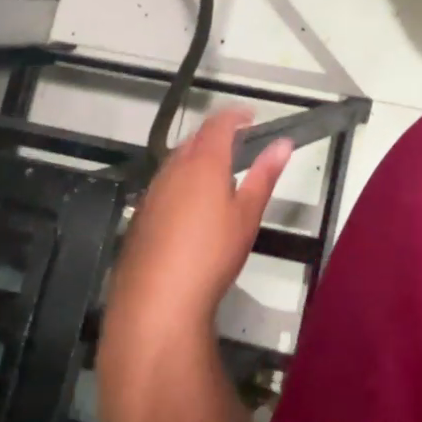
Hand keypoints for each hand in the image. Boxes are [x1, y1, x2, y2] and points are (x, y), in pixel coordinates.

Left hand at [107, 110, 294, 332]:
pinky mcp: (138, 220)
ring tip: (217, 173)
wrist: (155, 306)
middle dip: (215, 134)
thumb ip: (264, 174)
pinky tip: (190, 207)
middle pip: (193, 140)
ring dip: (195, 157)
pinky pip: (162, 186)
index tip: (251, 117)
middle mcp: (173, 172)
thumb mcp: (247, 214)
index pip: (218, 124)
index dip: (235, 115)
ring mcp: (151, 196)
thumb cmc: (211, 255)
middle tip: (238, 143)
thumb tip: (283, 143)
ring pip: (174, 163)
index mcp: (203, 164)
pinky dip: (180, 181)